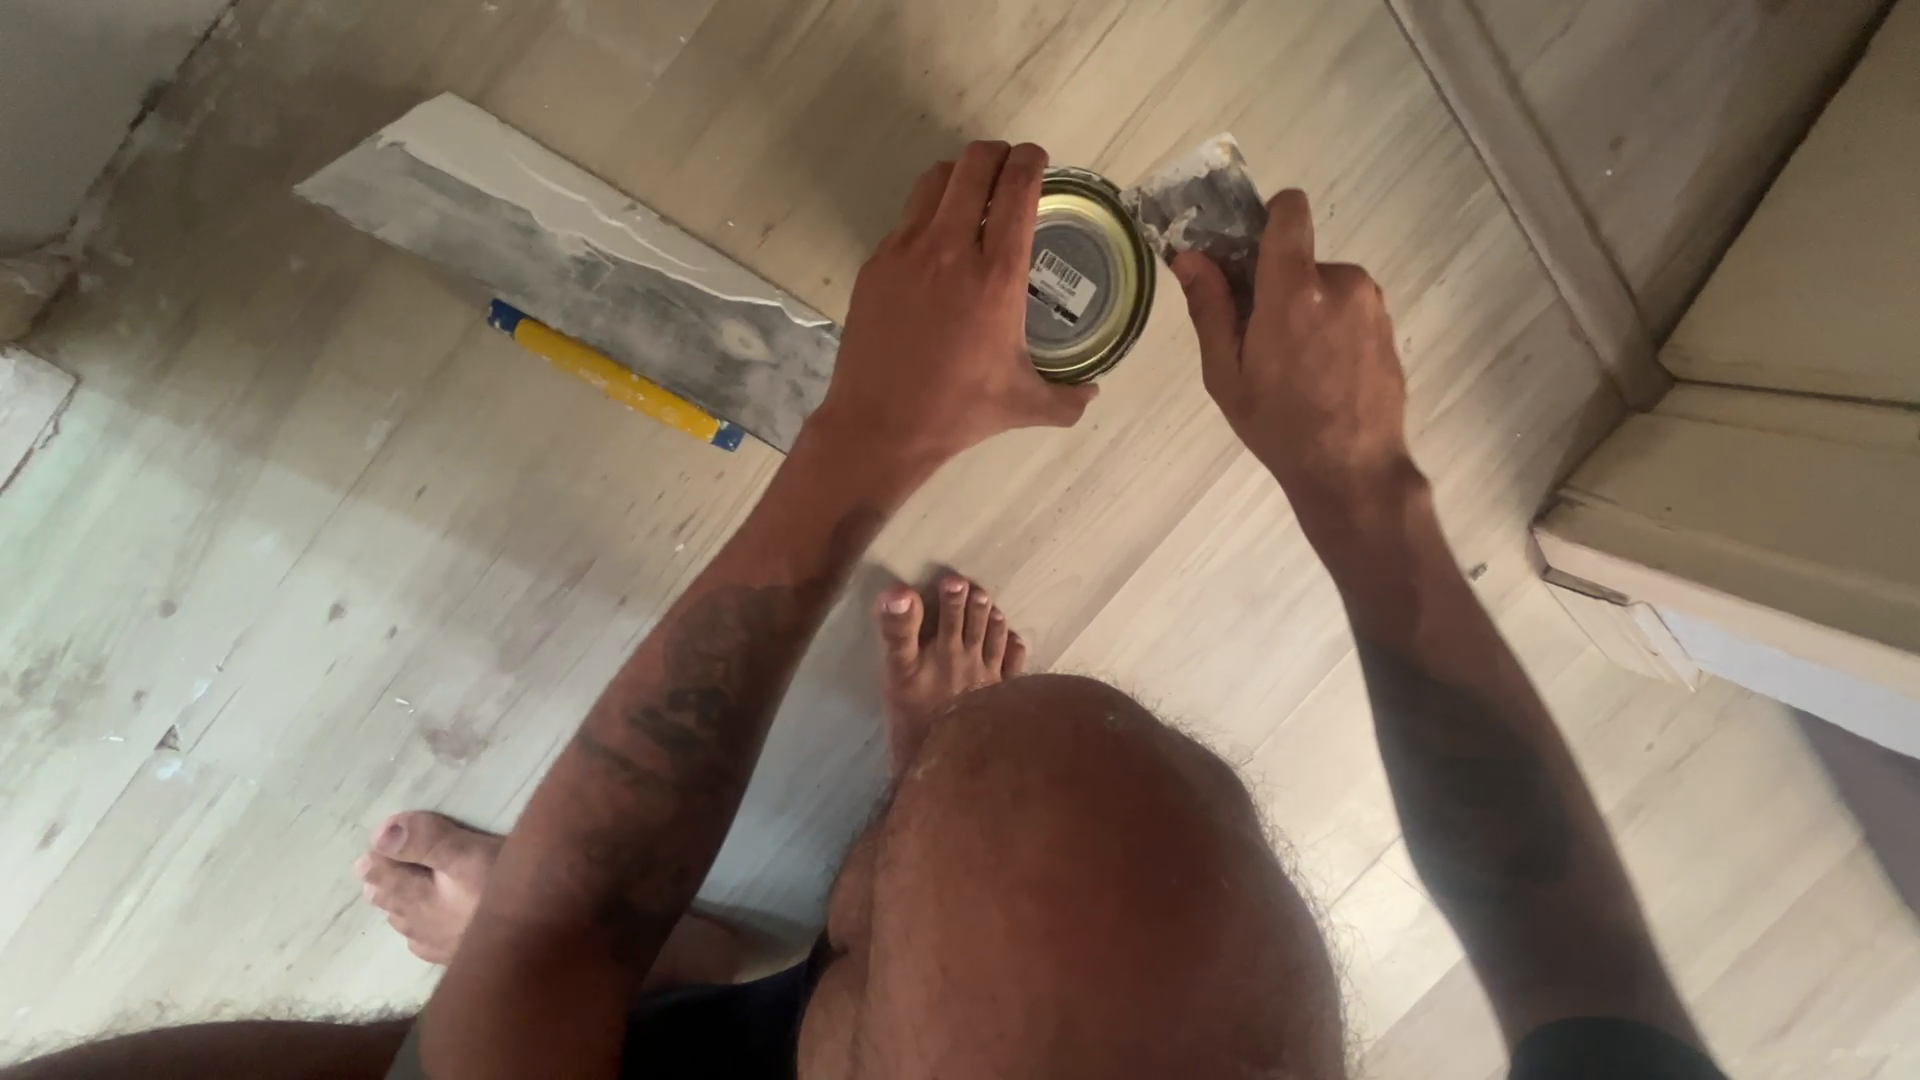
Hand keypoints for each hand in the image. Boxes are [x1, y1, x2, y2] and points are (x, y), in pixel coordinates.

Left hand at [808, 141, 1097, 469]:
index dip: (1031, 162)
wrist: (880, 426)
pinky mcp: (875, 266)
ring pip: (935, 181)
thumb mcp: (1023, 406)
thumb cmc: (957, 412)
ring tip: (971, 197)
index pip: (1017, 188)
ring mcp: (905, 253)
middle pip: (974, 164)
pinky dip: (927, 216)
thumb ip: (1068, 399)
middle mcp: (949, 250)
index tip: (1037, 162)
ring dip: (959, 176)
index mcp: (995, 276)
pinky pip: (906, 219)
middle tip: (1007, 172)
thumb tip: (1094, 393)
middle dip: (997, 155)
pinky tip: (935, 248)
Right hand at [1173, 190, 1414, 507]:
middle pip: (1299, 260)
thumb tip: (1189, 258)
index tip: (1246, 256)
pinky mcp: (1388, 325)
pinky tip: (1320, 376)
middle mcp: (1342, 282)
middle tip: (1259, 343)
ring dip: (1304, 311)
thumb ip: (1210, 309)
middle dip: (1277, 288)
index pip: (1289, 211)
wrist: (1351, 467)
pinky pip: (1348, 309)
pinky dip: (1329, 329)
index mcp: (1295, 290)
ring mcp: (1372, 304)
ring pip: (1324, 287)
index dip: (1265, 220)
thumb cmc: (1277, 425)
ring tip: (1293, 367)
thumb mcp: (1225, 375)